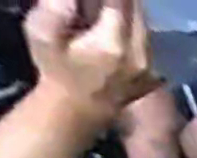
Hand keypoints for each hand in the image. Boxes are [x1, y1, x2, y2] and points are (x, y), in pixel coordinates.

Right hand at [25, 0, 159, 123]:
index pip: (119, 3)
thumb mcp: (42, 32)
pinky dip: (136, 23)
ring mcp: (150, 67)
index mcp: (113, 44)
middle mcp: (139, 55)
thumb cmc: (56, 67)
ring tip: (116, 0)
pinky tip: (121, 15)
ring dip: (132, 7)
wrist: (82, 107)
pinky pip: (148, 41)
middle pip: (138, 13)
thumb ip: (57, 6)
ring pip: (146, 26)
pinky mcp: (153, 74)